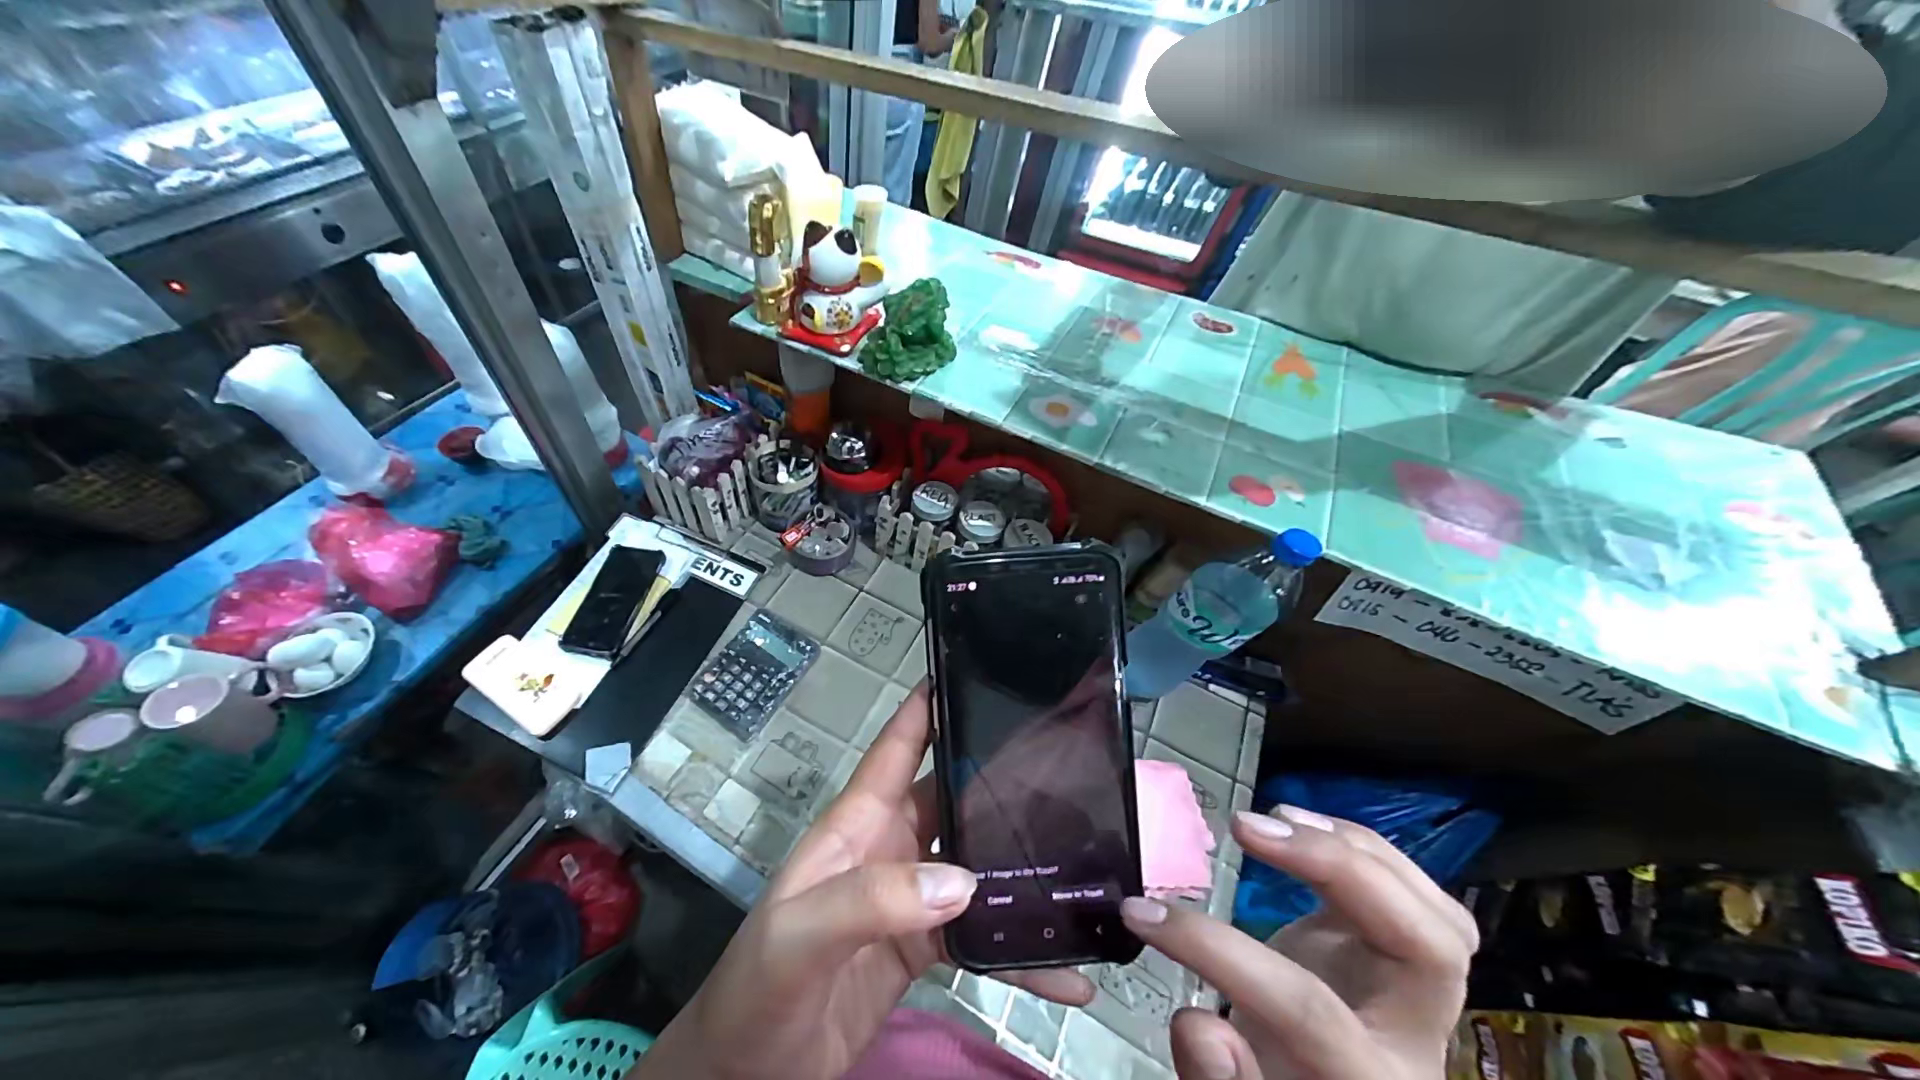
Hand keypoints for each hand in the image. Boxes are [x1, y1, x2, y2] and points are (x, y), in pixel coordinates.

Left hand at [637, 685, 1092, 1079]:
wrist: (747, 1073)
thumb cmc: (759, 988)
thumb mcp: (801, 936)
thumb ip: (871, 901)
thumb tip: (965, 881)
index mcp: (856, 825)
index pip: (896, 749)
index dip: (929, 708)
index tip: (974, 674)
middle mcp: (889, 849)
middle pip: (952, 799)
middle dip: (1001, 783)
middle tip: (1068, 771)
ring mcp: (910, 897)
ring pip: (977, 864)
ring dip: (1023, 868)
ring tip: (1084, 868)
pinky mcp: (924, 945)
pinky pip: (983, 936)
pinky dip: (1021, 953)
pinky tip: (1068, 972)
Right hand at [1120, 806, 1477, 1079]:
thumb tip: (1197, 1022)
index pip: (1308, 1012)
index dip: (1220, 955)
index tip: (1143, 913)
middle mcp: (1418, 1041)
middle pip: (1430, 950)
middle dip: (1337, 870)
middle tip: (1244, 828)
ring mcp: (1423, 995)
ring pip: (1439, 915)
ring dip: (1355, 849)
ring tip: (1275, 816)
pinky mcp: (1401, 953)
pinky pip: (1415, 896)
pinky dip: (1358, 845)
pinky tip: (1298, 823)